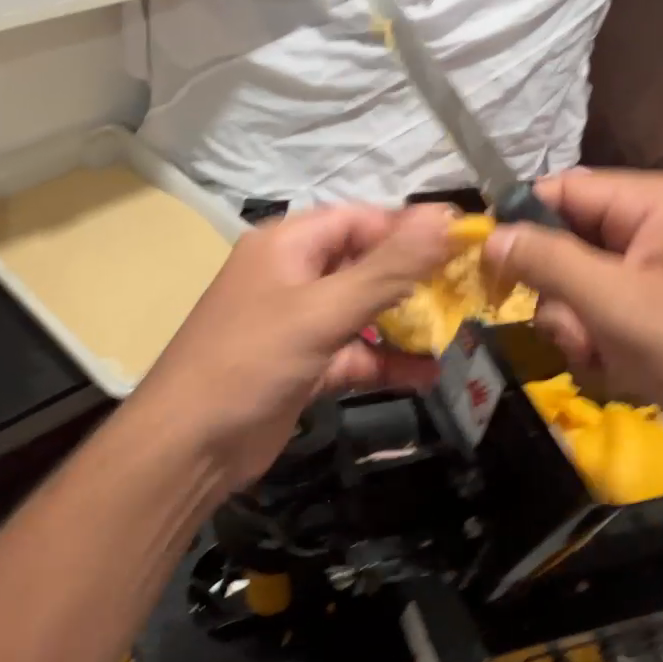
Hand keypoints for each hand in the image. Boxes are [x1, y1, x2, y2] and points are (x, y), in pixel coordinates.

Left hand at [131, 204, 454, 489]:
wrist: (191, 444)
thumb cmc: (251, 361)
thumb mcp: (322, 310)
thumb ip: (388, 269)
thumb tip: (446, 217)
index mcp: (286, 246)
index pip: (360, 220)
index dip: (411, 229)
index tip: (467, 242)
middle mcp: (291, 277)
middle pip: (364, 265)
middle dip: (414, 279)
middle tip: (471, 291)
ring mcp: (297, 326)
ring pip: (362, 314)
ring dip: (405, 325)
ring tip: (458, 333)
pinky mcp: (303, 368)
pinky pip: (353, 356)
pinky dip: (386, 364)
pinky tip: (428, 376)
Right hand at [483, 170, 662, 455]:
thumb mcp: (615, 300)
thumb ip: (547, 261)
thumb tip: (489, 235)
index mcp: (659, 202)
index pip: (565, 191)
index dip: (520, 224)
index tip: (487, 271)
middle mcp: (661, 227)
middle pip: (569, 242)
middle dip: (557, 292)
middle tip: (572, 331)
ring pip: (581, 285)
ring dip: (576, 325)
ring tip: (601, 355)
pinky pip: (605, 314)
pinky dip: (599, 343)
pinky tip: (620, 368)